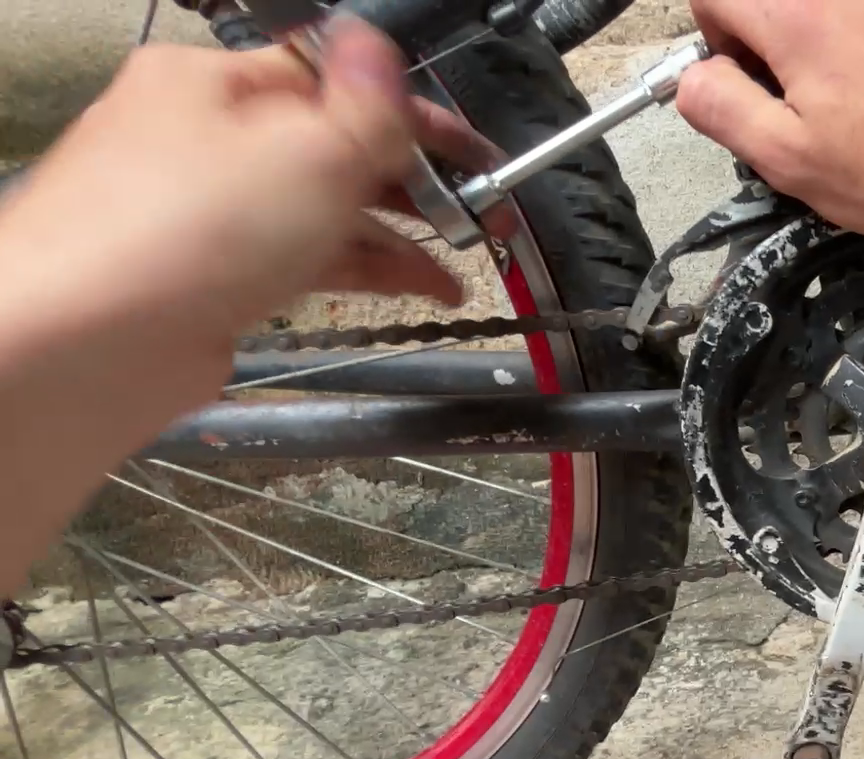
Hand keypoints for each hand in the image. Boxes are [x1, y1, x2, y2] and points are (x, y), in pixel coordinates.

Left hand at [0, 19, 494, 394]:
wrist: (101, 335)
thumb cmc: (198, 230)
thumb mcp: (309, 154)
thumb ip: (363, 105)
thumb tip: (380, 45)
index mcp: (222, 85)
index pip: (341, 83)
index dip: (420, 118)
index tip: (481, 158)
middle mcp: (220, 136)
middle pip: (346, 148)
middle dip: (425, 184)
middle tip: (487, 218)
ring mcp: (228, 204)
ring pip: (341, 207)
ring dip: (411, 235)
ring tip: (467, 265)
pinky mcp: (239, 263)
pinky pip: (325, 252)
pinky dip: (379, 267)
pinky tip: (428, 289)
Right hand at [675, 0, 863, 250]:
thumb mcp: (786, 159)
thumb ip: (720, 107)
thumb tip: (694, 79)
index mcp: (793, 12)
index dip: (718, 45)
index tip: (748, 84)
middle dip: (762, 36)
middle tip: (793, 95)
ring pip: (811, 1)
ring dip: (807, 34)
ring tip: (839, 91)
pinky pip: (860, 5)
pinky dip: (852, 30)